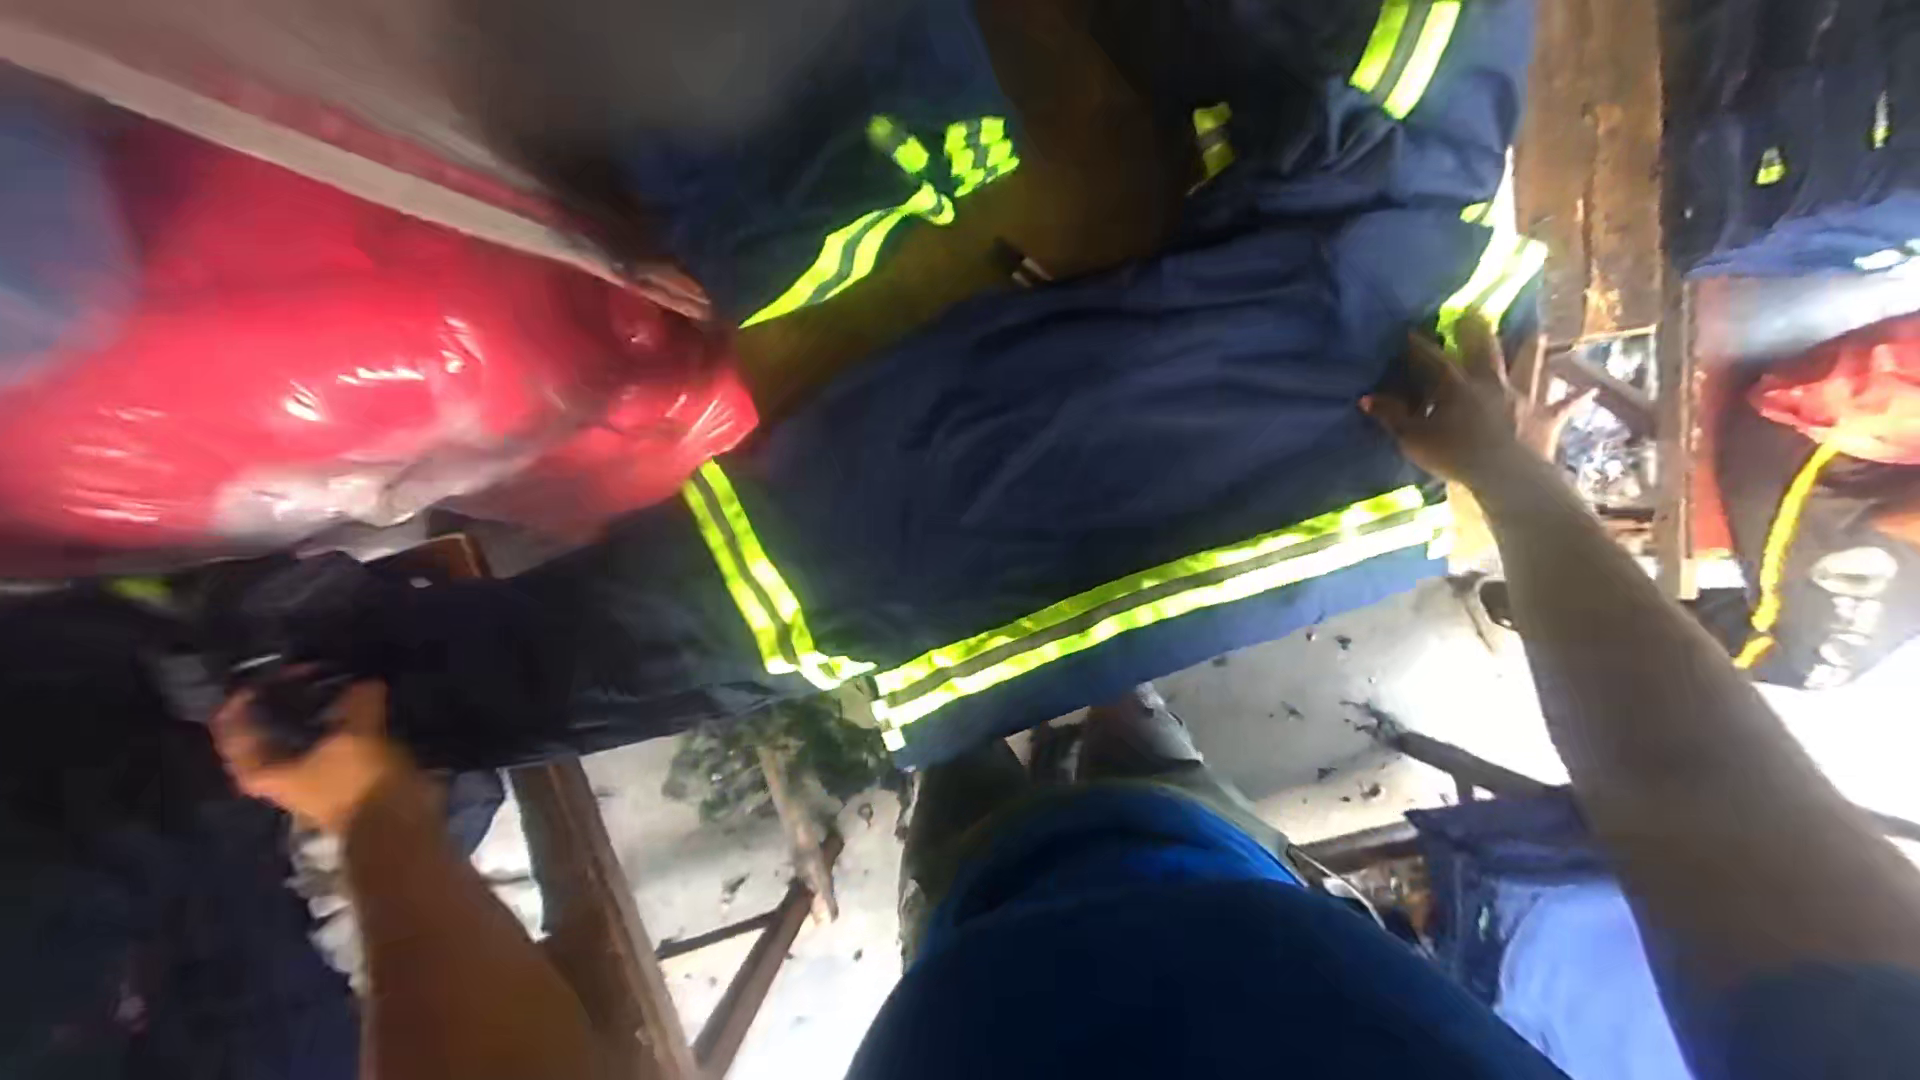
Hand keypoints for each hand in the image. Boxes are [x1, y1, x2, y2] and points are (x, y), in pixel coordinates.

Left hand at [210, 679, 420, 834]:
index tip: (282, 667)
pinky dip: (347, 716)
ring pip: (306, 726)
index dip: (251, 691)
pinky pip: (337, 733)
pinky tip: (367, 701)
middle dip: (292, 693)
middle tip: (318, 667)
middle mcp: (276, 766)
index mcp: (258, 765)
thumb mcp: (356, 735)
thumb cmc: (358, 781)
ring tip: (345, 678)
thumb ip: (357, 702)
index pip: (233, 721)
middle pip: (271, 721)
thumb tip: (366, 681)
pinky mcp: (344, 767)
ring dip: (323, 703)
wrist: (395, 820)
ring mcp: (311, 768)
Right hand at [1362, 315, 1590, 484]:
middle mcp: (1494, 383)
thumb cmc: (1454, 455)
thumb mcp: (1412, 438)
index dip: (1419, 347)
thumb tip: (1367, 398)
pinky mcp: (1547, 418)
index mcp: (1458, 387)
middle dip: (1478, 331)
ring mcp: (1525, 398)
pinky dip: (1574, 398)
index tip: (1409, 333)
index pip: (1433, 361)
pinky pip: (1564, 405)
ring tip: (1535, 333)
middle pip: (1487, 350)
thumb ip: (1392, 417)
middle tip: (1475, 312)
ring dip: (1532, 350)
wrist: (1507, 475)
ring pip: (1530, 366)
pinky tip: (1587, 390)